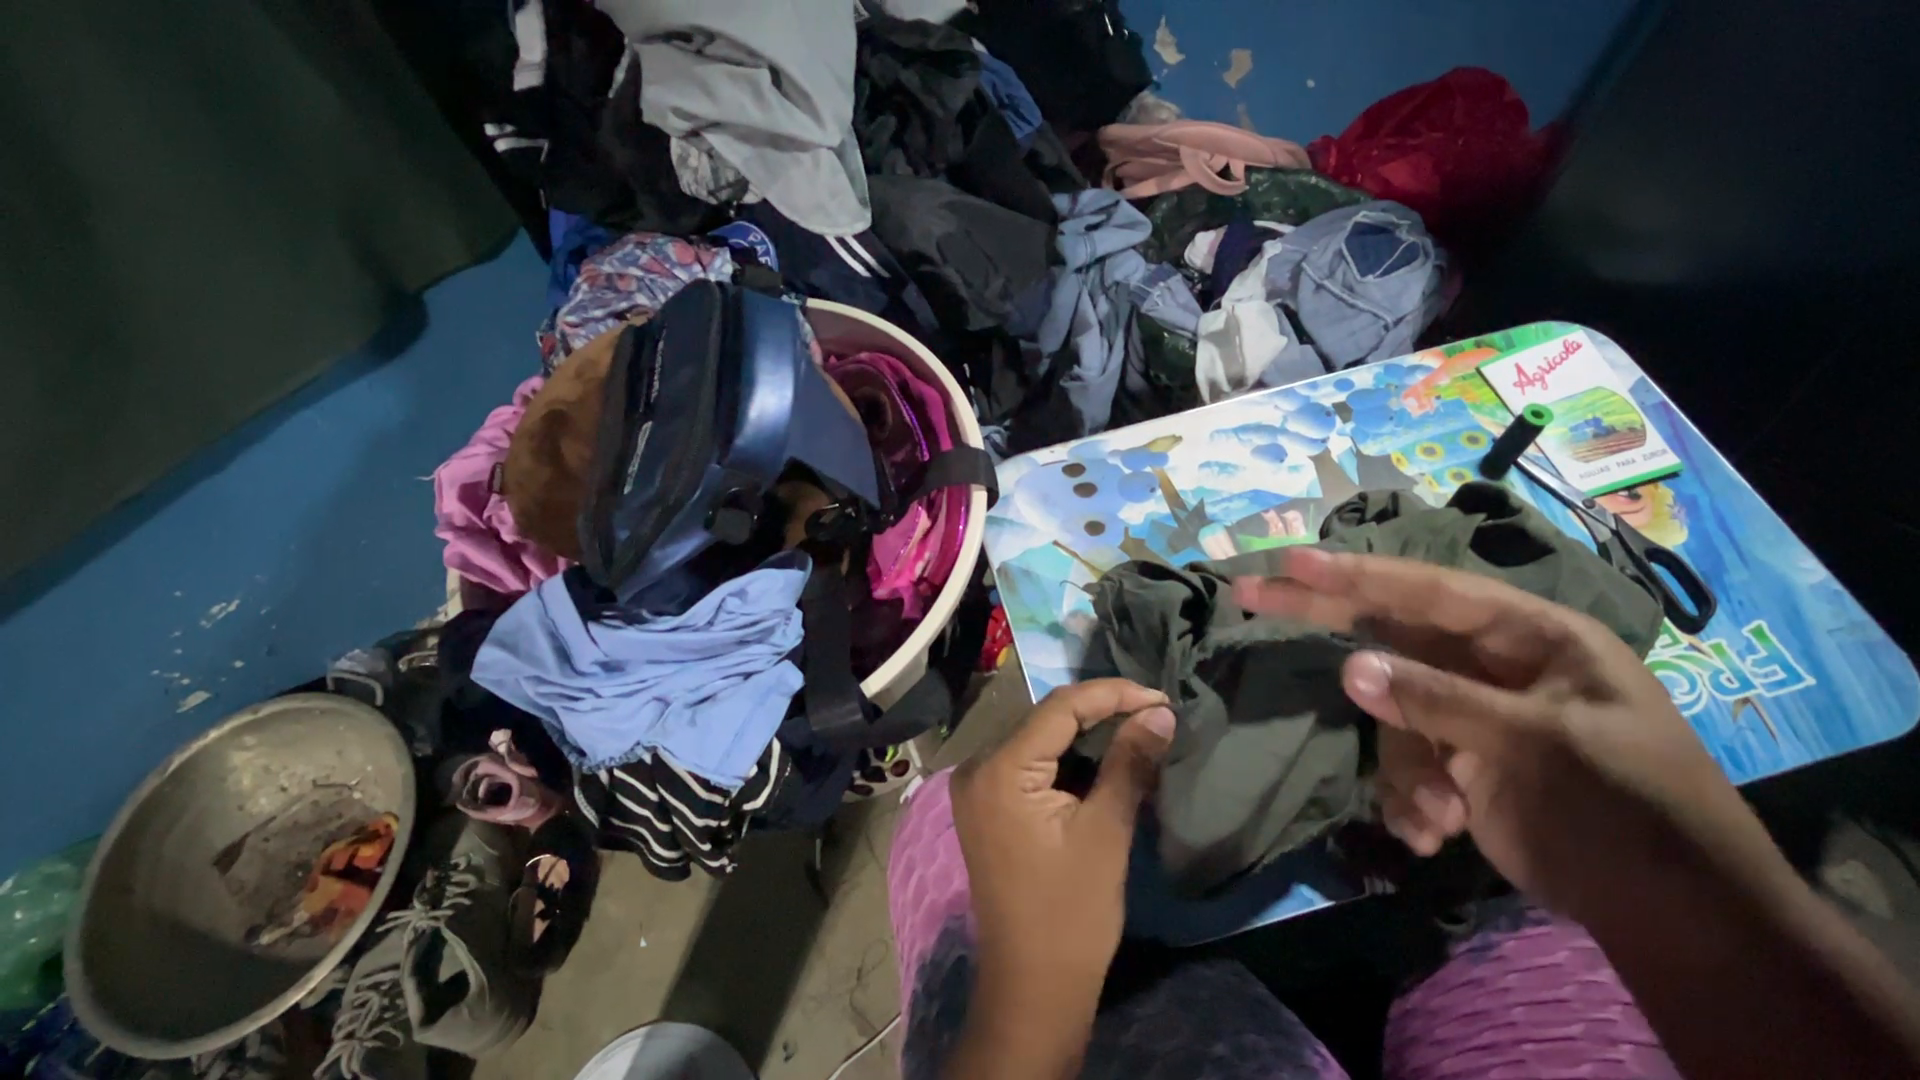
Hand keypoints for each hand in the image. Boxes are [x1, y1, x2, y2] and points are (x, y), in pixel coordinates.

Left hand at [950, 679, 1175, 988]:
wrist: (1032, 984)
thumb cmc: (1072, 912)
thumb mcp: (1107, 831)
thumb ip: (1129, 763)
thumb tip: (1159, 713)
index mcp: (999, 769)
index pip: (1060, 707)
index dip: (1113, 695)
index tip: (1162, 699)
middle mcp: (976, 768)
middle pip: (1044, 719)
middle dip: (1101, 712)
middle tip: (1154, 714)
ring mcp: (975, 788)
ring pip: (1037, 739)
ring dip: (1085, 734)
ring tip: (1137, 731)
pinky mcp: (985, 807)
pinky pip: (1027, 763)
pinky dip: (1065, 759)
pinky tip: (1102, 760)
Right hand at [1235, 548, 1773, 919]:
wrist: (1677, 917)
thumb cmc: (1631, 808)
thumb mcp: (1539, 745)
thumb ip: (1439, 701)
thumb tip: (1348, 667)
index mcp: (1532, 638)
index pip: (1430, 592)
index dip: (1357, 575)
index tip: (1291, 562)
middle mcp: (1493, 665)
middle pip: (1392, 632)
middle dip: (1325, 621)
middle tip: (1251, 592)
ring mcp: (1472, 716)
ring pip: (1392, 717)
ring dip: (1404, 769)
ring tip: (1438, 817)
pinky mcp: (1459, 766)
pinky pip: (1405, 765)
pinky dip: (1410, 800)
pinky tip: (1433, 834)